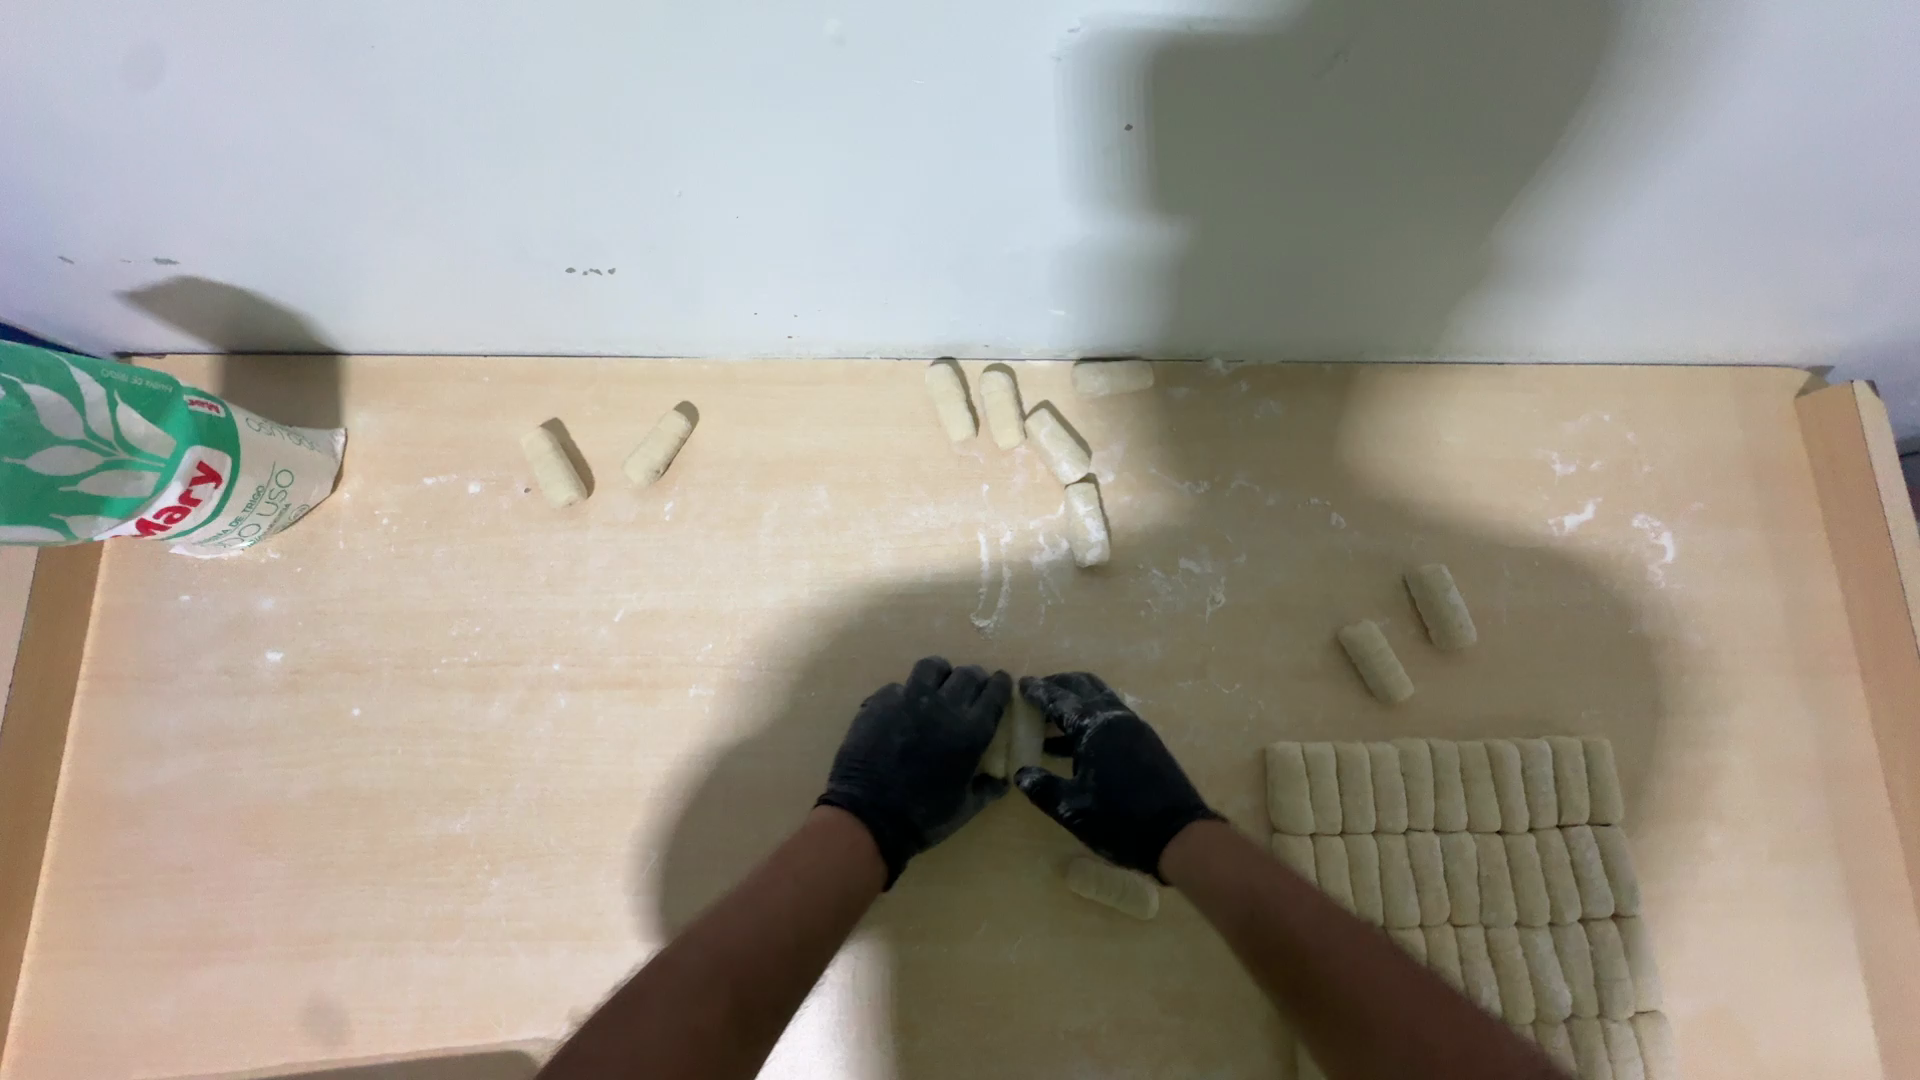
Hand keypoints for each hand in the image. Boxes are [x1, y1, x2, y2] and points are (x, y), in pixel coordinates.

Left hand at [816, 657, 1011, 887]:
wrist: (869, 816)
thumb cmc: (924, 817)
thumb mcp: (966, 808)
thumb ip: (987, 789)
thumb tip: (1003, 780)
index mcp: (972, 731)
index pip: (995, 692)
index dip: (1000, 684)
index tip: (1000, 683)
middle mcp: (945, 706)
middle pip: (968, 674)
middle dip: (975, 677)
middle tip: (972, 686)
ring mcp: (910, 699)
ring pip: (932, 666)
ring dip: (941, 673)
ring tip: (938, 684)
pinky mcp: (880, 701)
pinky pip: (899, 686)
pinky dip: (905, 693)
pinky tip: (902, 708)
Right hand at [1014, 672, 1220, 879]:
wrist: (1178, 835)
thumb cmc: (1120, 820)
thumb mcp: (1072, 808)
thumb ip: (1043, 788)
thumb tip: (1021, 774)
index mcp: (1094, 728)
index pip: (1059, 700)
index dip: (1038, 692)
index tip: (1021, 684)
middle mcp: (1115, 717)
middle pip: (1083, 686)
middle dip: (1059, 684)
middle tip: (1038, 691)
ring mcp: (1134, 727)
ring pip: (1100, 698)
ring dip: (1076, 699)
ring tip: (1052, 717)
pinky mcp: (1145, 741)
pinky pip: (1111, 715)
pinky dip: (1090, 716)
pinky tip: (1076, 743)